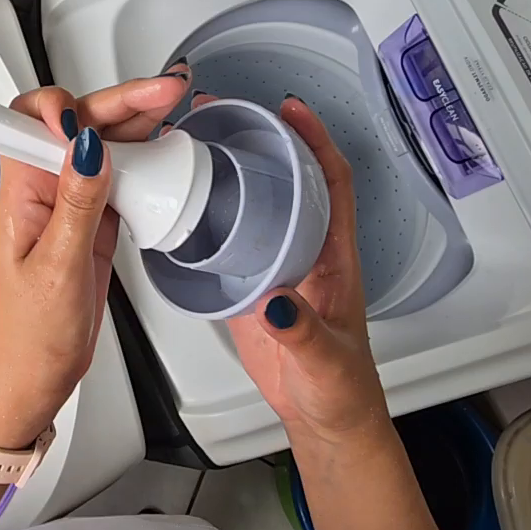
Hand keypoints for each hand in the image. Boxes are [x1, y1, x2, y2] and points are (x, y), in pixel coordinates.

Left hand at [0, 66, 190, 448]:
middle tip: (165, 91)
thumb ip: (77, 205)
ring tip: (172, 102)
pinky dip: (144, 154)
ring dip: (136, 118)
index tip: (92, 115)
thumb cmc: (32, 331)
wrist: (38, 373)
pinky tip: (165, 144)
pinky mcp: (93, 214)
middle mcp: (43, 184)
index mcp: (21, 190)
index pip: (29, 121)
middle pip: (79, 122)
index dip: (60, 105)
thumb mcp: (58, 269)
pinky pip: (120, 171)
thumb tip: (88, 146)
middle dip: (119, 100)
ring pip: (103, 141)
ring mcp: (71, 197)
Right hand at [219, 95, 388, 445]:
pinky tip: (188, 203)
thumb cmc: (342, 391)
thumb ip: (305, 335)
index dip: (316, 140)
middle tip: (227, 114)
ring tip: (200, 144)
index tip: (292, 110)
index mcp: (335, 256)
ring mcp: (278, 263)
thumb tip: (276, 302)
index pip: (333, 182)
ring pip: (259, 201)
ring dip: (234, 170)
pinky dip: (212, 212)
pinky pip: (233, 235)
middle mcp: (307, 250)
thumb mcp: (328, 362)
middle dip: (264, 139)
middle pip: (290, 179)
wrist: (322, 419)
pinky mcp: (252, 283)